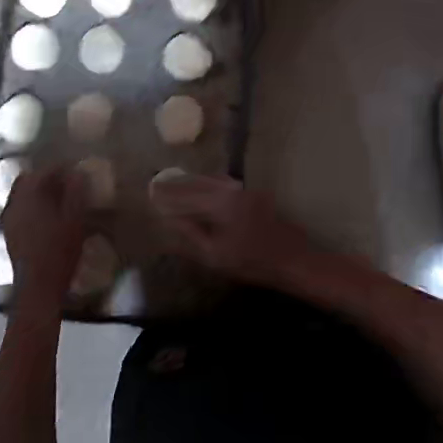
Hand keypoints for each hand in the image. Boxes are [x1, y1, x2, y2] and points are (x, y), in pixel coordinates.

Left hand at [0, 166, 88, 300]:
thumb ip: (76, 192)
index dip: (61, 168)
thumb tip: (78, 173)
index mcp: (29, 197)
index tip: (77, 170)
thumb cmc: (60, 250)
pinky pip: (20, 210)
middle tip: (67, 182)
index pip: (43, 172)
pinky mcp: (9, 235)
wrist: (38, 286)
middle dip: (46, 177)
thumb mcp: (75, 218)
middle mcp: (13, 205)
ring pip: (21, 196)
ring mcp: (8, 220)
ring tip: (59, 199)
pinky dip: (33, 207)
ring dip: (38, 192)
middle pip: (27, 181)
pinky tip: (47, 217)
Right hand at [150, 174, 318, 288]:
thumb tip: (169, 220)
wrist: (292, 259)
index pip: (186, 194)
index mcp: (220, 202)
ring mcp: (246, 190)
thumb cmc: (251, 261)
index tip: (150, 190)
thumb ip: (190, 234)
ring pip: (214, 181)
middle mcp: (232, 189)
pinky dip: (211, 184)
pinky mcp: (256, 195)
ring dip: (195, 182)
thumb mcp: (214, 254)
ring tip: (177, 186)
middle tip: (160, 183)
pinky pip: (226, 184)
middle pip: (200, 182)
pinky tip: (205, 190)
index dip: (167, 194)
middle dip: (179, 183)